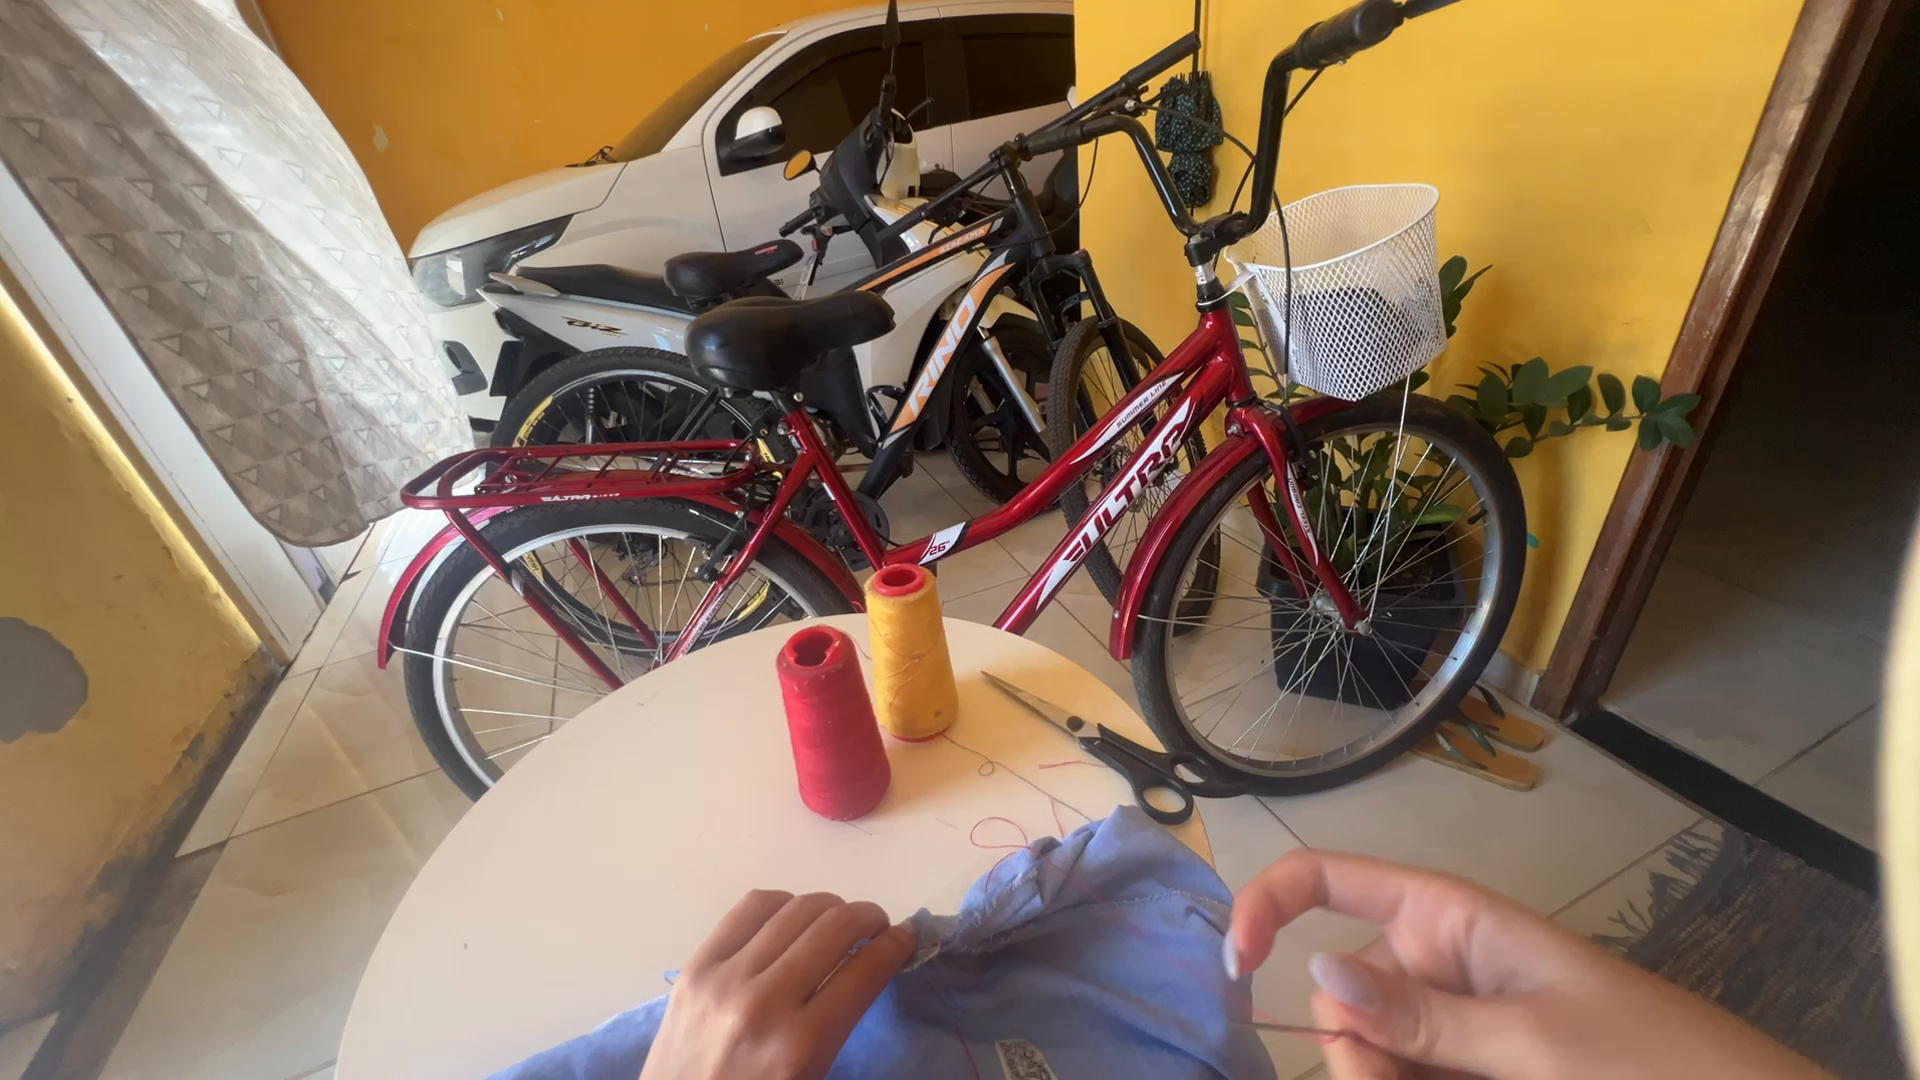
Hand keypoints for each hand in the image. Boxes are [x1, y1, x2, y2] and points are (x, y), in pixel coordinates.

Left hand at [640, 890, 914, 1079]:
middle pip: (837, 926)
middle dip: (870, 918)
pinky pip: (753, 906)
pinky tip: (791, 920)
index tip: (905, 937)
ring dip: (832, 907)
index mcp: (800, 1048)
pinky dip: (784, 904)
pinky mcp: (696, 965)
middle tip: (877, 928)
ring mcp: (726, 977)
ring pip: (799, 908)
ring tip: (837, 923)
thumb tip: (874, 959)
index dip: (896, 945)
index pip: (865, 969)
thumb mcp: (811, 1079)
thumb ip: (841, 1022)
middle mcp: (765, 1002)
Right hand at [1225, 850, 1829, 1079]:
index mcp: (1437, 915)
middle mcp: (1426, 960)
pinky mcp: (1460, 1068)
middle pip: (1340, 996)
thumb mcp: (1538, 1043)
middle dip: (1356, 1054)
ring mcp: (1445, 1020)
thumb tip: (1313, 974)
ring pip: (1368, 1053)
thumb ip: (1423, 1016)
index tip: (1238, 968)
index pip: (1322, 878)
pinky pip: (1403, 1077)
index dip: (1266, 902)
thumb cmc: (1660, 1064)